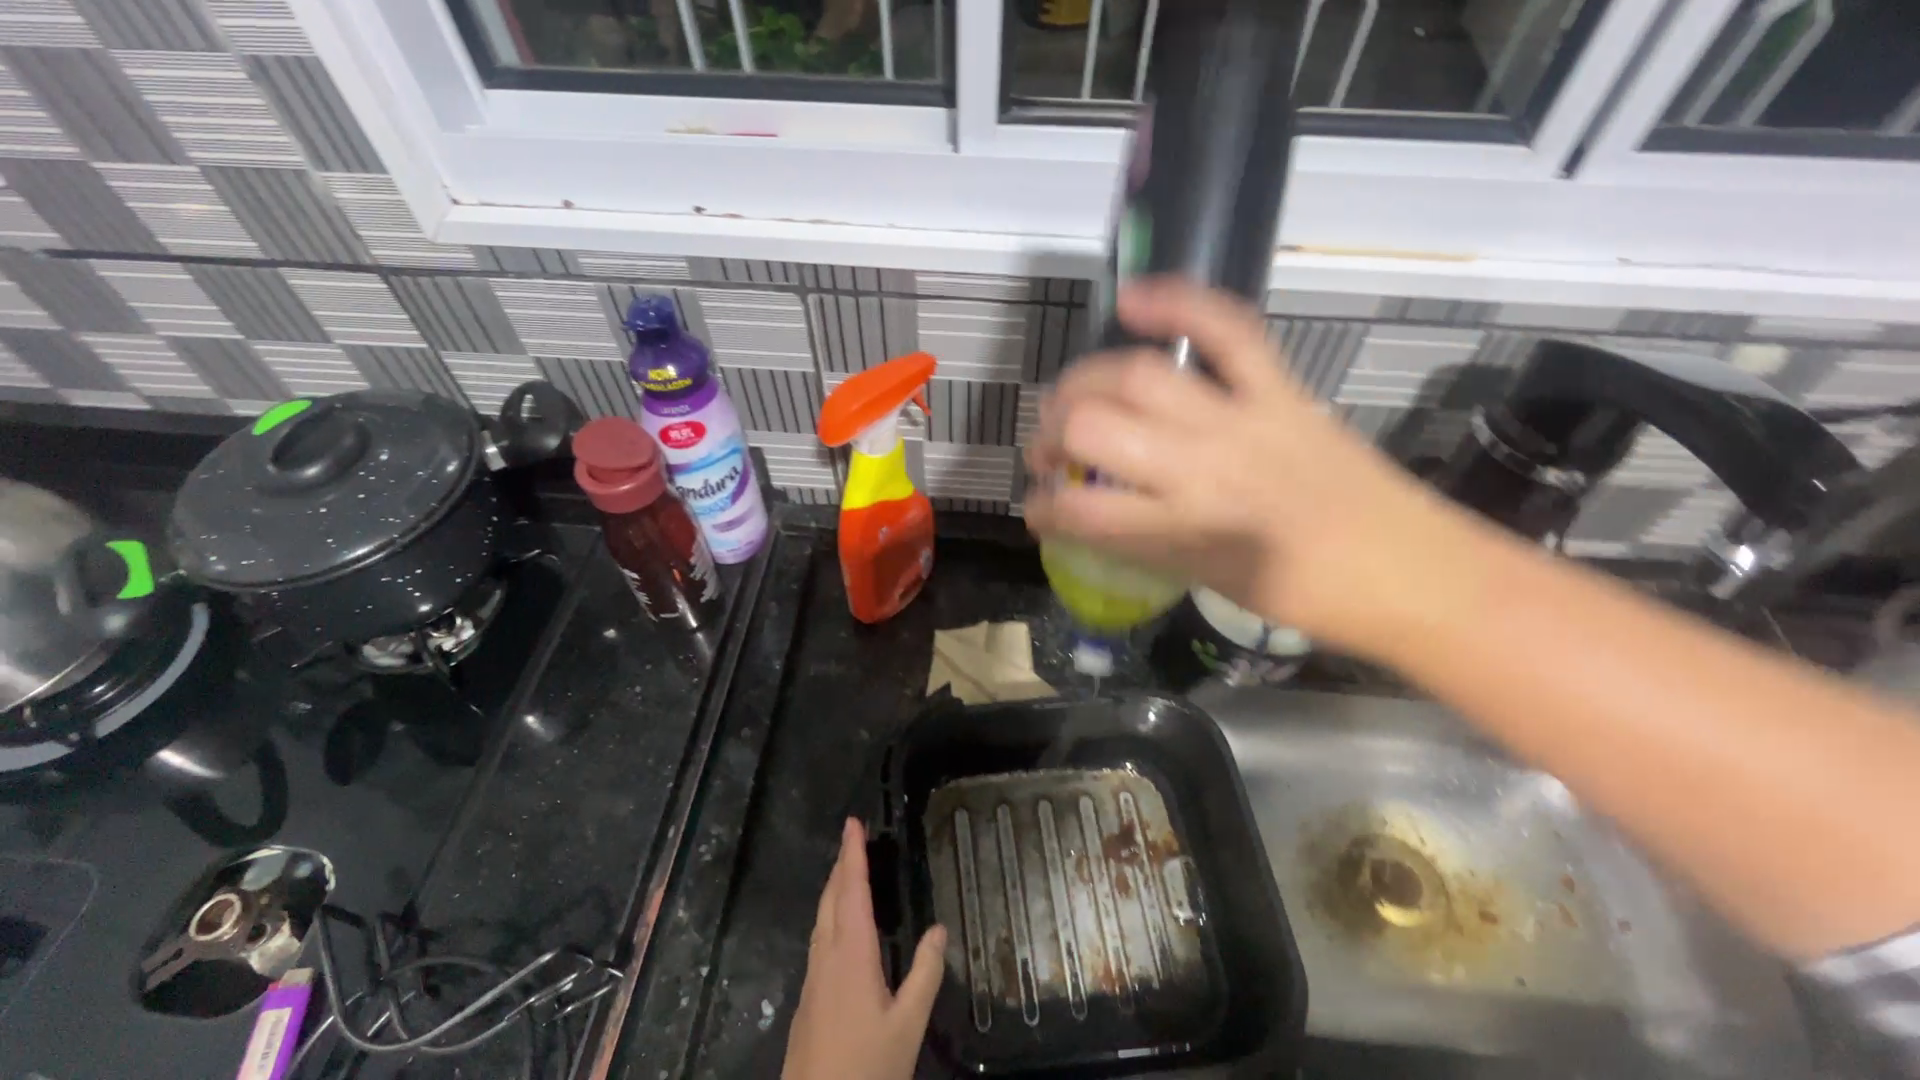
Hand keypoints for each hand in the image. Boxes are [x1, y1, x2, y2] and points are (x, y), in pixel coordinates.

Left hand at [783, 819, 946, 1079]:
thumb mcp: (909, 1024)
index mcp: (851, 955)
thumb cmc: (867, 1065)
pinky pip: (818, 941)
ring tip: (846, 873)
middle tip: (852, 838)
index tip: (852, 823)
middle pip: (830, 900)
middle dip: (840, 865)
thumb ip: (925, 974)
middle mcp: (826, 958)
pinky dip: (829, 917)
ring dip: (833, 890)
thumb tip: (940, 929)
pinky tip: (839, 930)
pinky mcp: (807, 1000)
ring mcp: (812, 979)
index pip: (851, 892)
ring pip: (820, 920)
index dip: (852, 856)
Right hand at [1022, 277, 1480, 655]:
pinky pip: (1227, 329)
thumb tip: (1096, 520)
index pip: (1083, 512)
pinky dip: (1177, 304)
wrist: (1414, 574)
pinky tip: (1133, 301)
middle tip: (1047, 452)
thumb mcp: (1213, 582)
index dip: (1043, 510)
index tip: (1036, 511)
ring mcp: (1243, 420)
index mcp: (1187, 534)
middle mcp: (1204, 470)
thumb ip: (1149, 546)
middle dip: (1051, 436)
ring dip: (1085, 382)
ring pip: (1139, 377)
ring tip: (1073, 398)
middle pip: (1096, 428)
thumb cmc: (1312, 598)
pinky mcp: (1283, 391)